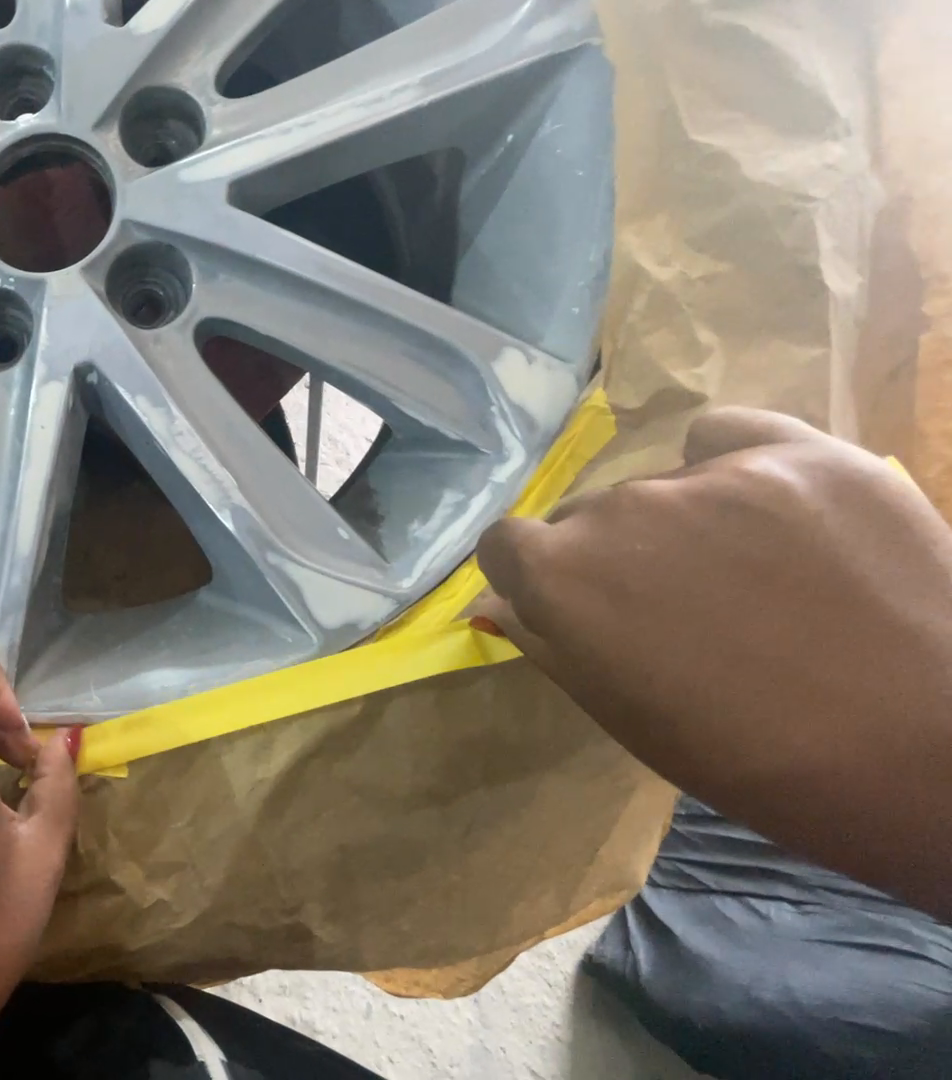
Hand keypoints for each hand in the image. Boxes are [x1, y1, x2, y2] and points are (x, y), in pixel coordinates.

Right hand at [477, 408, 951, 917]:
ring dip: (675, 521)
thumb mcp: (610, 704)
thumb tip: (501, 599)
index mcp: (556, 572)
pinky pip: (727, 436)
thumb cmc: (740, 751)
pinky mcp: (802, 456)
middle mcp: (615, 508)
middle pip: (585, 516)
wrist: (928, 755)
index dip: (532, 574)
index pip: (506, 544)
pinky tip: (759, 505)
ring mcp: (709, 478)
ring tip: (747, 570)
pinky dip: (727, 463)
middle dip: (609, 552)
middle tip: (672, 604)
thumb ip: (541, 635)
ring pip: (656, 486)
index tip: (571, 603)